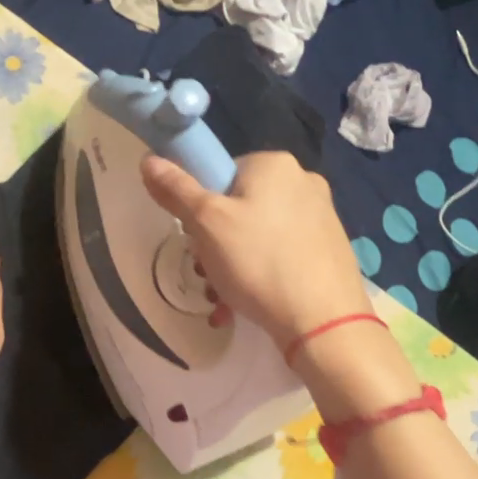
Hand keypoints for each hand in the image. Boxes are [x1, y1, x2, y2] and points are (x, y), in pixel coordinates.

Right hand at [143, 152, 417, 417]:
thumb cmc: (257, 262)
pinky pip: (279, 253)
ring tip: (224, 300)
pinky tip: (248, 303)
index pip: (220, 175)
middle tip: (208, 275)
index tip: (196, 241)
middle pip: (237, 207)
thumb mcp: (205, 224)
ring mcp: (321, 214)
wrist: (321, 318)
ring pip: (256, 235)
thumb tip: (148, 160)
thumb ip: (175, 190)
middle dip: (214, 245)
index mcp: (274, 164)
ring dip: (231, 266)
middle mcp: (302, 180)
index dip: (200, 209)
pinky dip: (259, 274)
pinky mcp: (328, 246)